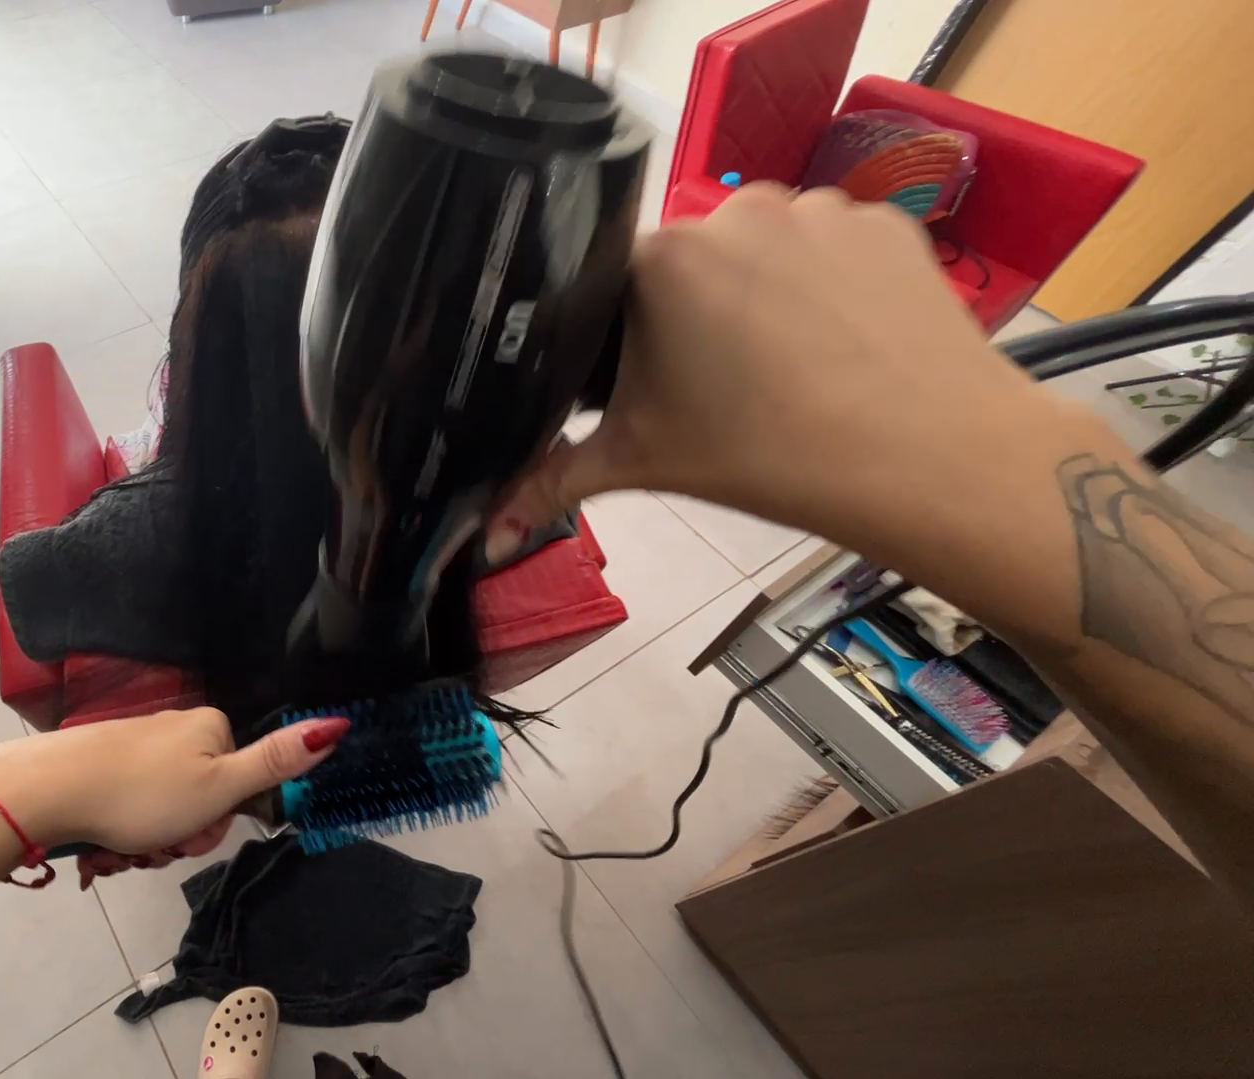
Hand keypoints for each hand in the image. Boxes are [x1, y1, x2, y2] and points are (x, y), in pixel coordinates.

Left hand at [0, 708, 348, 858]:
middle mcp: (176, 727)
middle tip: (155, 844)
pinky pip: (131, 803)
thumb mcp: (218, 788)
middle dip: (181, 833)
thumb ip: (276, 761)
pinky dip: (122, 830)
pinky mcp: (104, 759)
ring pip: (164, 807)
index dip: (218, 818)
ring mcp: (137, 742)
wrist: (47, 790)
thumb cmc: (142, 794)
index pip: (238, 780)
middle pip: (201, 797)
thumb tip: (338, 724)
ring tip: (122, 848)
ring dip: (150, 841)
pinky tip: (101, 844)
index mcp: (209, 726)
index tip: (191, 830)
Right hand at [486, 183, 1082, 555]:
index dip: (608, 332)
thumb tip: (484, 538)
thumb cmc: (763, 454)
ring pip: (747, 248)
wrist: (925, 460)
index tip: (629, 377)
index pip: (601, 280)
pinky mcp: (882, 222)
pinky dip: (810, 283)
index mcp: (658, 262)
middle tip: (697, 381)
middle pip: (674, 262)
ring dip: (742, 293)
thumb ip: (550, 485)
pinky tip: (824, 340)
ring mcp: (816, 209)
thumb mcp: (640, 462)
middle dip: (674, 313)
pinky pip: (818, 244)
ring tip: (766, 362)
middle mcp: (731, 212)